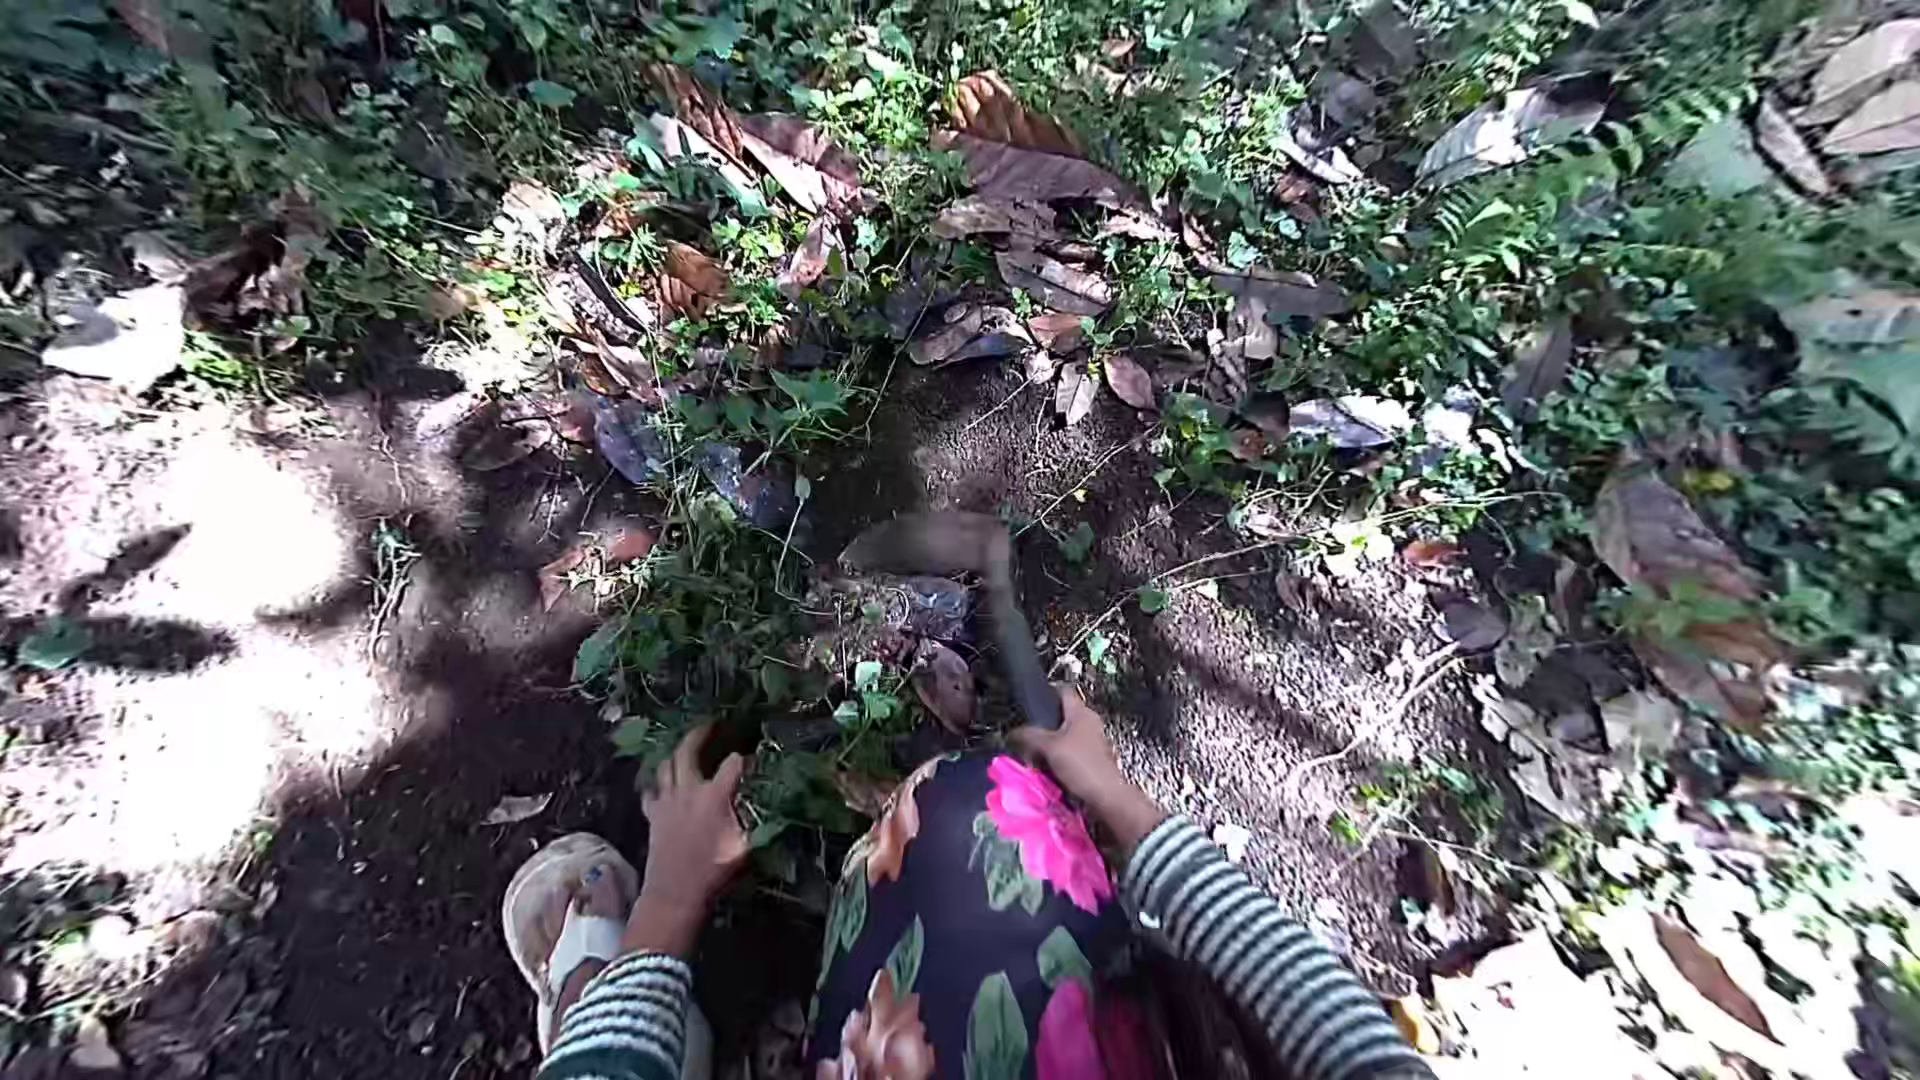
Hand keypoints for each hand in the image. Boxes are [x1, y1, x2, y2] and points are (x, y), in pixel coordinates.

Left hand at [625, 725, 747, 957]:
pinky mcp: (653, 814)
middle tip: (710, 725)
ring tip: (686, 746)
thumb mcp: (745, 845)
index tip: (753, 759)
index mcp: (714, 796)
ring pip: (665, 765)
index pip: (732, 763)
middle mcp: (688, 791)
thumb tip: (776, 804)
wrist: (674, 895)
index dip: (745, 759)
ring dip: (676, 752)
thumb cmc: (713, 870)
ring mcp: (666, 801)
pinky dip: (656, 780)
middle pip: (687, 751)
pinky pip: (651, 789)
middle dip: (699, 734)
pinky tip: (662, 779)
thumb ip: (759, 820)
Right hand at [1011, 684, 1125, 803]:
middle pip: (1062, 714)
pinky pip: (1072, 751)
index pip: (1063, 689)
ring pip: (1066, 734)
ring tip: (1035, 754)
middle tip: (1028, 733)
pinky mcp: (1094, 758)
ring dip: (1050, 743)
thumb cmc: (1081, 765)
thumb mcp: (1049, 747)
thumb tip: (1012, 733)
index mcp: (1081, 712)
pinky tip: (1049, 768)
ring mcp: (1094, 740)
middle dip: (1044, 724)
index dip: (1047, 690)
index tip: (1031, 700)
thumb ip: (1029, 736)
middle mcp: (1090, 722)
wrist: (1107, 797)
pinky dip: (1059, 756)